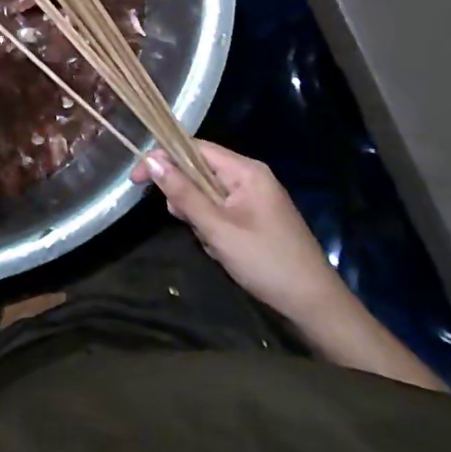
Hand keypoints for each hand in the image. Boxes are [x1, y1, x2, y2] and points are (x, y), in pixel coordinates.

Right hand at [133, 140, 348, 322]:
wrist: (313, 304)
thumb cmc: (265, 261)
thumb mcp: (216, 227)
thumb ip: (182, 192)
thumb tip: (150, 160)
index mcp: (246, 171)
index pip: (194, 148)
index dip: (162, 158)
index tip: (137, 180)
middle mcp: (250, 177)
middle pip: (198, 169)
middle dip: (183, 193)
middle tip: (181, 219)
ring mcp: (254, 197)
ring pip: (205, 191)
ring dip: (196, 213)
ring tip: (208, 238)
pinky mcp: (254, 216)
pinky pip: (218, 208)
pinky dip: (209, 224)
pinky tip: (218, 245)